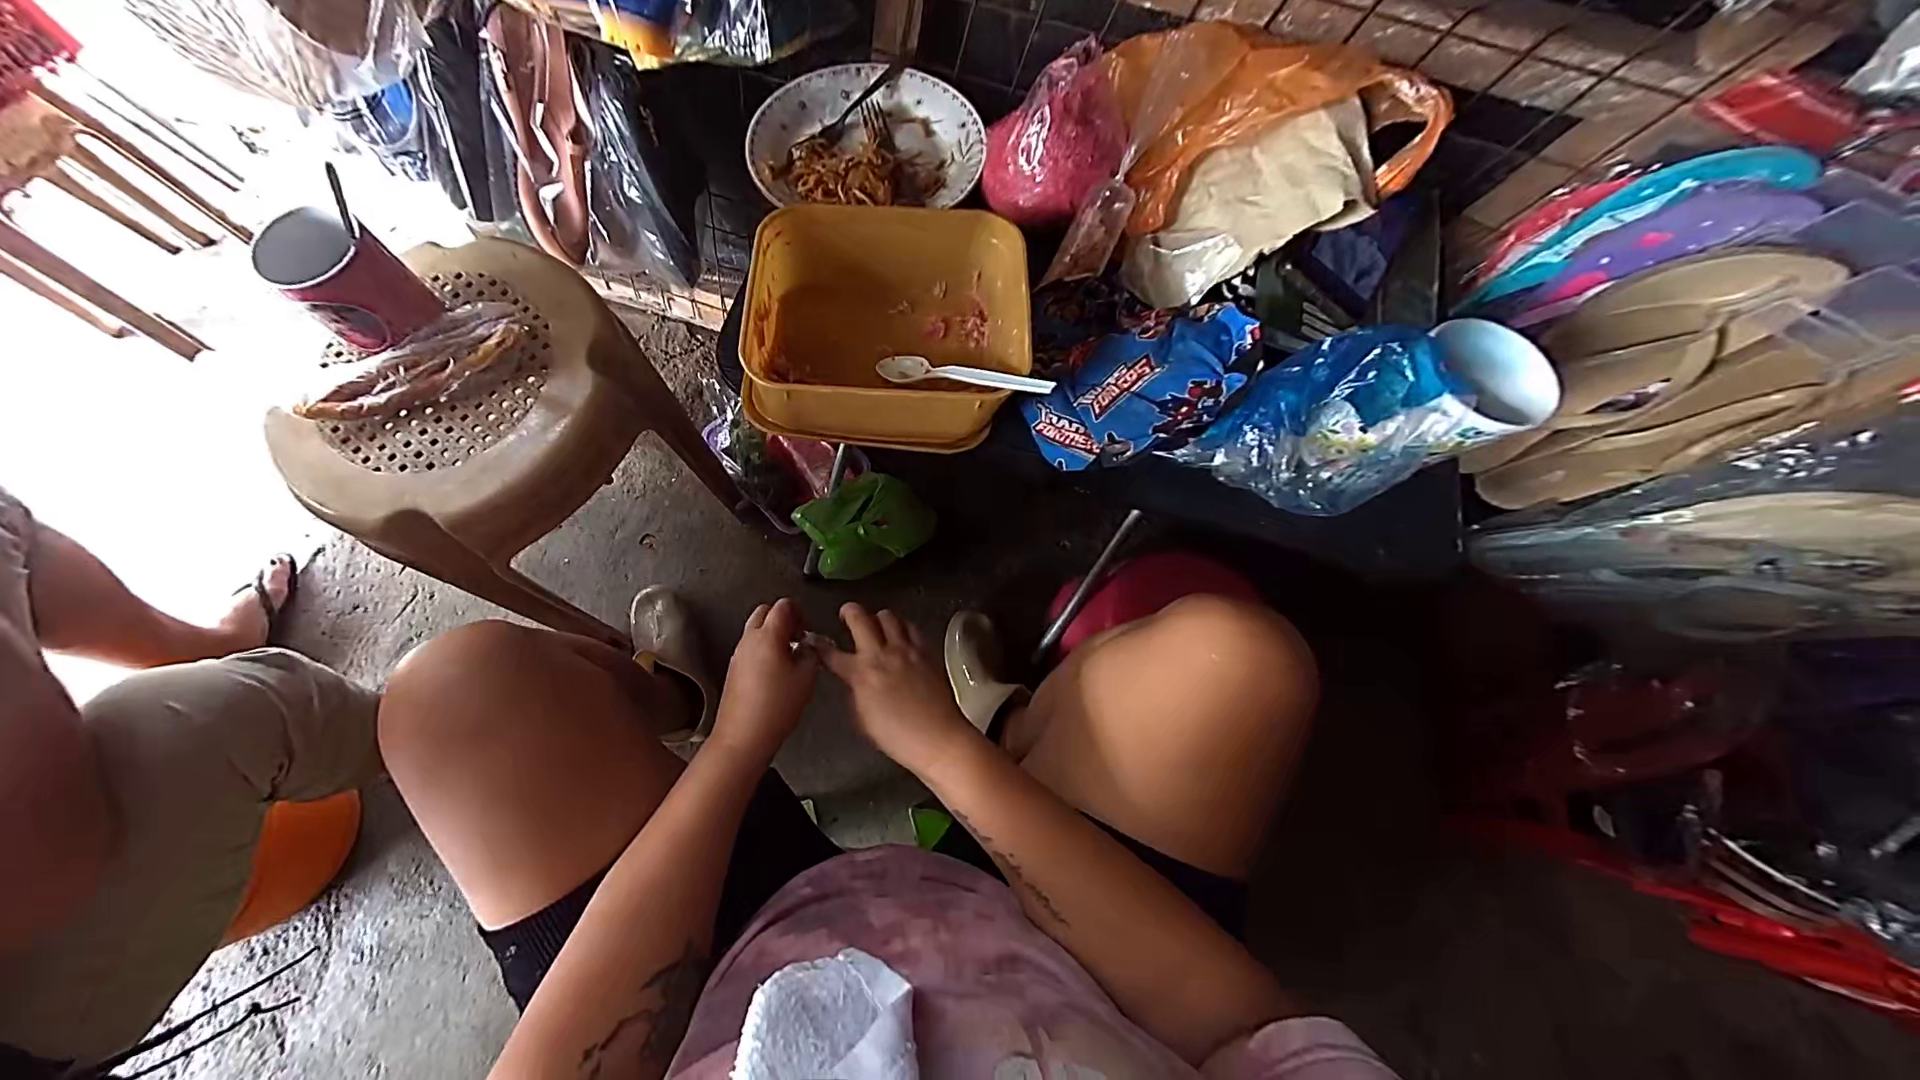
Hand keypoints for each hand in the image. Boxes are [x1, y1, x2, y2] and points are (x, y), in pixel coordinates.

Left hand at [710, 598, 816, 756]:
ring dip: (773, 633)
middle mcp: (749, 640)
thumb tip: (809, 646)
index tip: (808, 625)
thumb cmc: (777, 706)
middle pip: (765, 612)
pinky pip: (750, 648)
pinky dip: (764, 649)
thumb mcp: (807, 677)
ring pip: (756, 630)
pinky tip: (778, 670)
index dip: (799, 611)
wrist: (743, 736)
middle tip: (800, 634)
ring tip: (791, 653)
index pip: (783, 606)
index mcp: (768, 636)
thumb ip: (811, 653)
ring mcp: (738, 655)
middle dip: (784, 618)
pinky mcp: (734, 670)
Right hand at [815, 603, 979, 773]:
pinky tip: (902, 633)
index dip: (820, 645)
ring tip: (876, 622)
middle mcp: (882, 655)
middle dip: (849, 611)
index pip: (832, 653)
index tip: (817, 641)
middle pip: (860, 618)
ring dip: (878, 617)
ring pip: (888, 616)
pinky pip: (912, 627)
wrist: (937, 737)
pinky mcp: (926, 651)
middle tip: (846, 613)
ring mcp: (906, 650)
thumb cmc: (899, 736)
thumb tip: (854, 681)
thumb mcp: (862, 719)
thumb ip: (855, 693)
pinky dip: (903, 626)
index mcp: (861, 674)